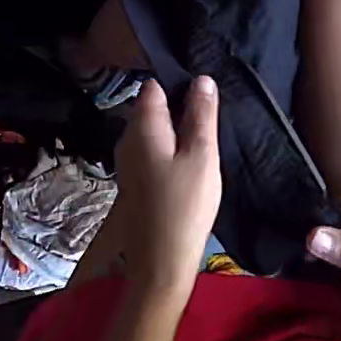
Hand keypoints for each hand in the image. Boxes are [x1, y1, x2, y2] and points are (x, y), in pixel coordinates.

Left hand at [115, 77, 220, 292]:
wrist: (161, 261)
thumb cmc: (185, 205)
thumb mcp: (202, 155)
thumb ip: (202, 115)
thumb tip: (202, 79)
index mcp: (142, 126)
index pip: (155, 87)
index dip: (180, 84)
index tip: (206, 95)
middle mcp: (128, 139)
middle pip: (153, 109)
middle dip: (180, 108)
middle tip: (212, 119)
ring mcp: (128, 162)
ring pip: (154, 132)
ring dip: (178, 132)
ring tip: (206, 141)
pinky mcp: (135, 181)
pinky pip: (153, 152)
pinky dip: (171, 151)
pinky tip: (191, 164)